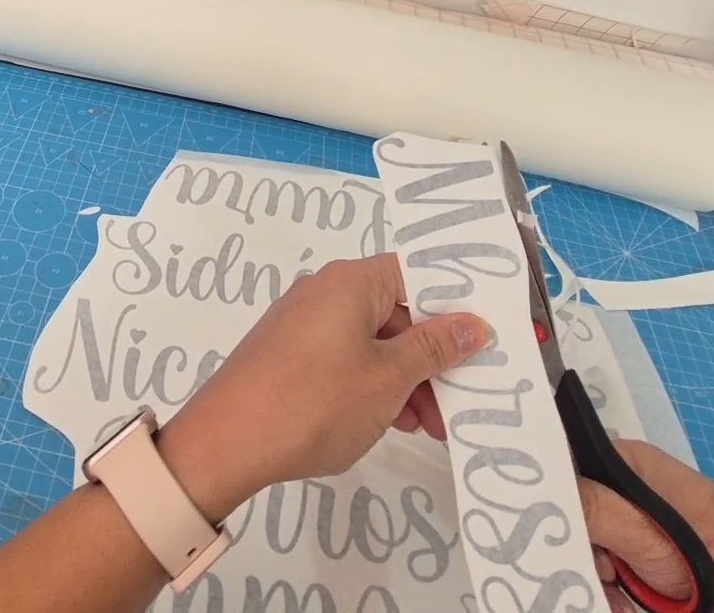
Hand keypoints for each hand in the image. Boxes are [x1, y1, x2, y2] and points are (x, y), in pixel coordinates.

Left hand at [154, 253, 490, 520]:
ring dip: (405, 378)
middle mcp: (326, 291)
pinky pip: (346, 356)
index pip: (415, 274)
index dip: (454, 305)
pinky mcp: (290, 352)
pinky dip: (372, 383)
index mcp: (350, 282)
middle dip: (431, 357)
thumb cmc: (316, 400)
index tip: (485, 339)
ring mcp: (304, 322)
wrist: (228, 439)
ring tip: (426, 425)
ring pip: (372, 340)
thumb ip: (434, 347)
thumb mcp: (388, 377)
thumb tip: (474, 323)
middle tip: (458, 403)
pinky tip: (389, 420)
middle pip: (396, 311)